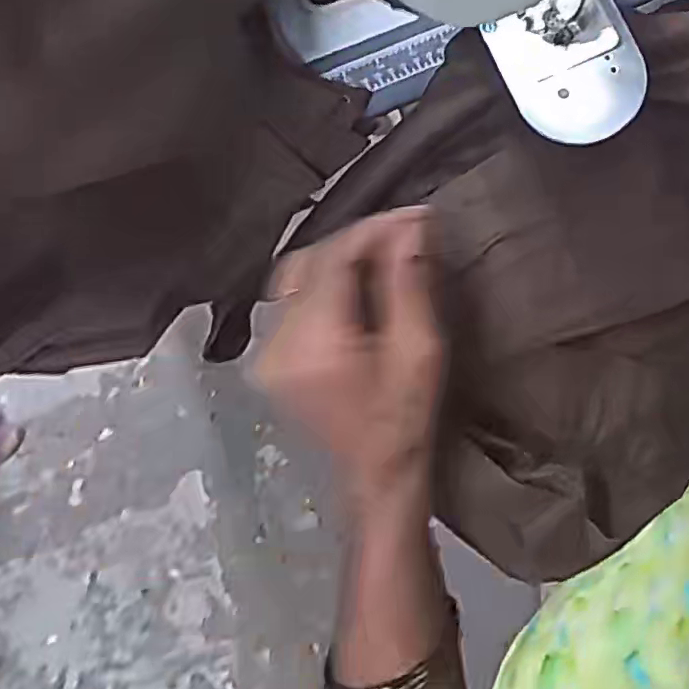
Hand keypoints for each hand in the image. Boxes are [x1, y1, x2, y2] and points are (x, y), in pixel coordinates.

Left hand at [254, 208, 444, 506]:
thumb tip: (413, 227)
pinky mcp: (273, 357)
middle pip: (309, 260)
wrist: (377, 473)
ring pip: (297, 275)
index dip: (376, 228)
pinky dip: (329, 278)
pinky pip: (294, 297)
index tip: (416, 215)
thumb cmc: (407, 416)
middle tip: (406, 231)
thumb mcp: (420, 349)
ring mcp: (268, 352)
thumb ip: (410, 284)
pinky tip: (363, 280)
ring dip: (343, 255)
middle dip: (359, 237)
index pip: (335, 258)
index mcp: (314, 342)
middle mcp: (278, 342)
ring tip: (388, 251)